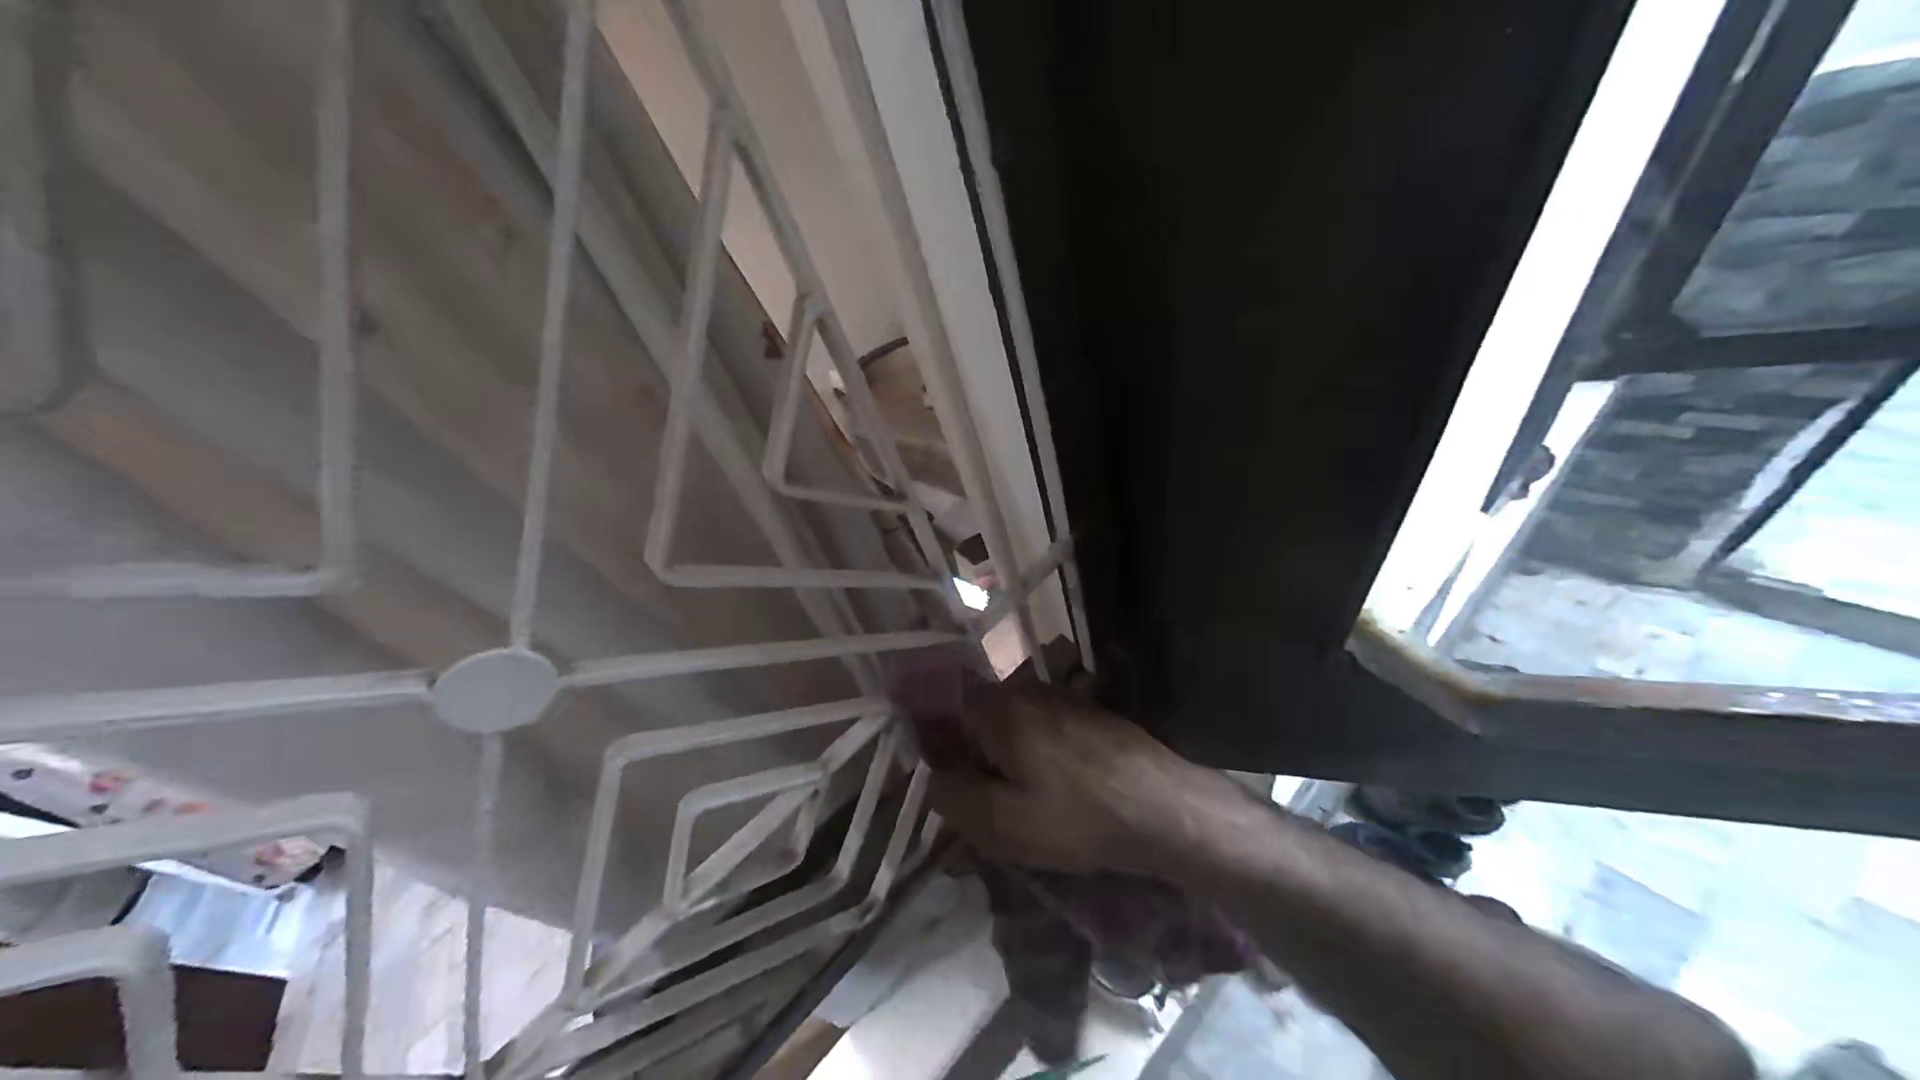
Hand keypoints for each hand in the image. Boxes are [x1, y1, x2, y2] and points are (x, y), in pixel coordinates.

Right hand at [919, 678, 1248, 876]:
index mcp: (998, 708)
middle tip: (980, 798)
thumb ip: (954, 795)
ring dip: (1005, 756)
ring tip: (1020, 801)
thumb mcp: (1000, 824)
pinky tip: (1055, 790)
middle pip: (978, 713)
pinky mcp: (1089, 714)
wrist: (1165, 809)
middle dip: (971, 751)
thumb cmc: (1077, 817)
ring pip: (1012, 723)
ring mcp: (1063, 698)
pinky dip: (1036, 755)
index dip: (933, 734)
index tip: (941, 771)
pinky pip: (1043, 729)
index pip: (943, 700)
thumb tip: (935, 776)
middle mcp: (1027, 691)